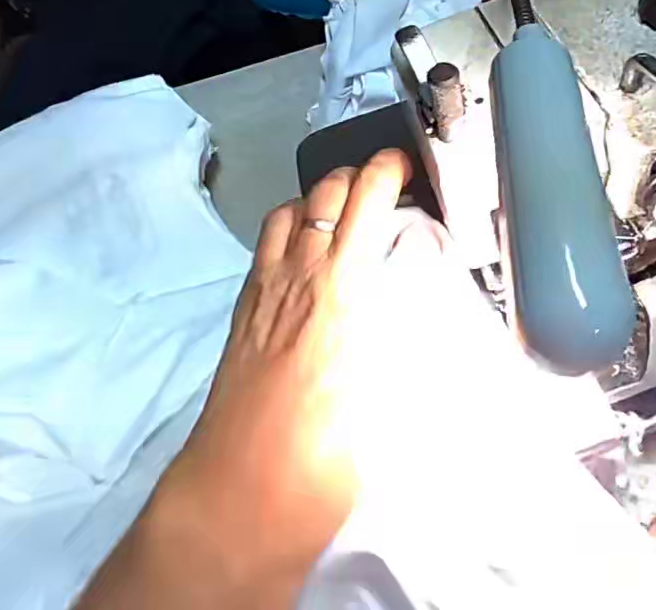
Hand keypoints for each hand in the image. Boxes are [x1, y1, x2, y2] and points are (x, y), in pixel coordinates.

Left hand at [78, 150, 411, 608]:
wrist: (243, 491)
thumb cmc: (325, 454)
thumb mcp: (386, 386)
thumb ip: (399, 320)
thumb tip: (412, 275)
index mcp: (343, 289)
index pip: (367, 199)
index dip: (389, 167)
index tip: (407, 164)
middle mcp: (301, 271)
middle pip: (328, 188)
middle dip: (361, 172)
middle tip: (385, 185)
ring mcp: (267, 283)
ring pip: (292, 205)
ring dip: (323, 194)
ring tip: (346, 209)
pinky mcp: (245, 301)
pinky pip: (267, 238)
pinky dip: (291, 221)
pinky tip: (306, 244)